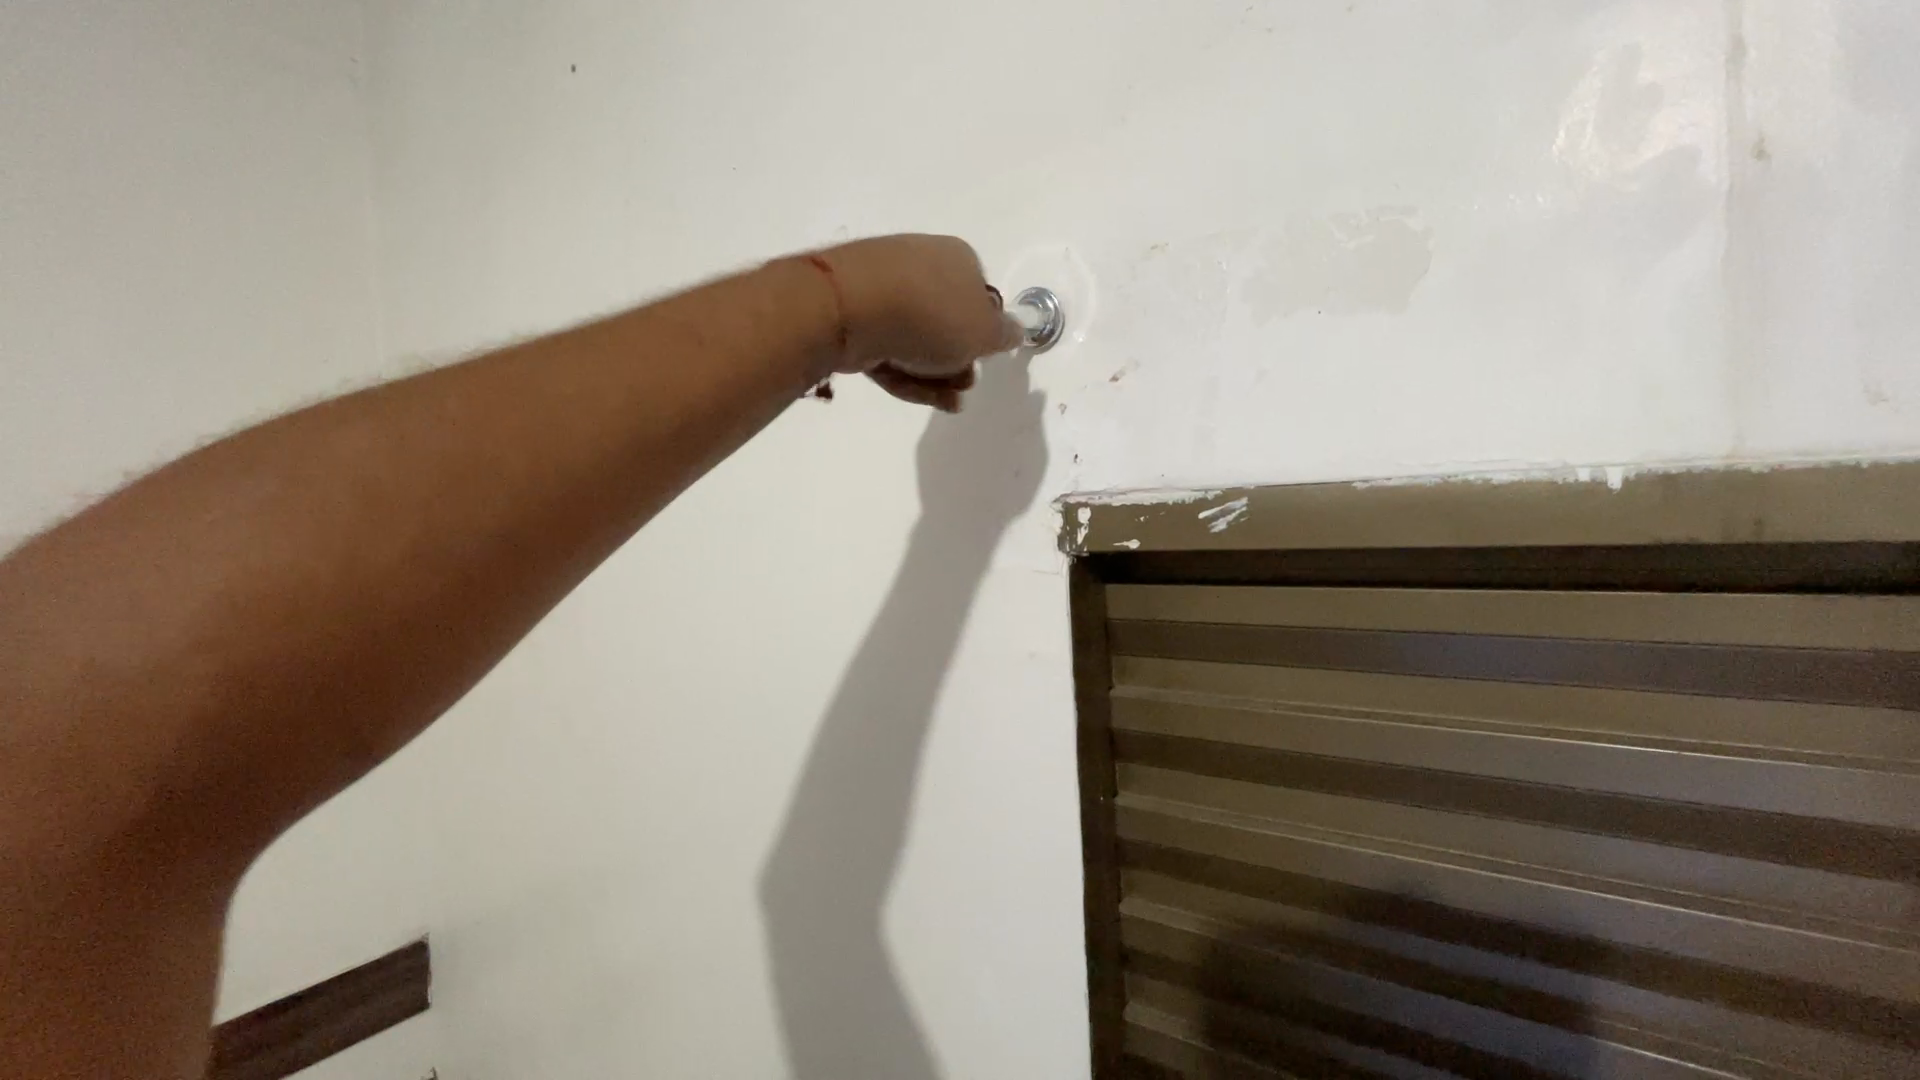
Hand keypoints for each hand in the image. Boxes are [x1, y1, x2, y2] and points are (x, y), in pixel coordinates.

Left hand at [815, 235, 1023, 411]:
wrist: (855, 307)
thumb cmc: (933, 315)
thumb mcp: (985, 332)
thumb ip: (1004, 334)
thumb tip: (1015, 330)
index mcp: (959, 258)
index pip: (981, 297)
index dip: (984, 332)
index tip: (984, 359)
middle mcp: (922, 265)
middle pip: (948, 322)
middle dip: (959, 360)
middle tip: (965, 383)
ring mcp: (886, 289)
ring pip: (918, 340)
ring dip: (936, 374)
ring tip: (947, 400)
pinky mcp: (858, 315)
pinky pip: (890, 348)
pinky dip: (907, 374)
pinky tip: (922, 397)